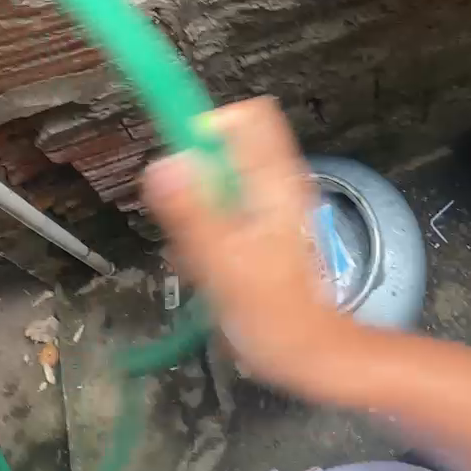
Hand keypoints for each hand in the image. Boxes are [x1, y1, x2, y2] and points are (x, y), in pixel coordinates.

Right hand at [139, 97, 356, 390]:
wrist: (306, 354)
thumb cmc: (271, 311)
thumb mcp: (223, 261)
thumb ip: (192, 211)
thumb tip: (164, 160)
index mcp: (274, 179)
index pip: (248, 116)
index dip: (210, 127)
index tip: (184, 165)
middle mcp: (274, 183)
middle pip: (224, 151)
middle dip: (193, 181)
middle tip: (188, 225)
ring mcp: (268, 206)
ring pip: (217, 185)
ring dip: (195, 215)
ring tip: (200, 259)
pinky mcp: (260, 231)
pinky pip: (221, 214)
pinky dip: (205, 235)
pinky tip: (207, 270)